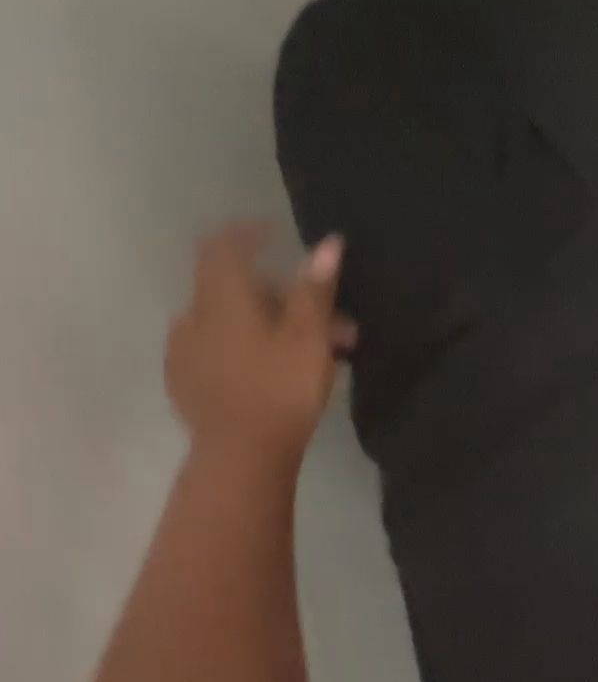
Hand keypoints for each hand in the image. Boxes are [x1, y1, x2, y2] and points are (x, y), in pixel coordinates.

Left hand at [165, 224, 357, 461]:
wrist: (242, 449)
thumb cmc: (282, 387)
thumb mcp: (309, 337)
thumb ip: (315, 290)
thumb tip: (327, 244)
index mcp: (222, 300)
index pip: (224, 249)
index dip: (247, 234)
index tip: (275, 232)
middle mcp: (195, 315)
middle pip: (236, 288)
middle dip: (282, 295)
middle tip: (329, 319)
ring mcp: (185, 348)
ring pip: (231, 320)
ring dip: (270, 323)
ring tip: (312, 350)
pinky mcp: (187, 377)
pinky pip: (220, 346)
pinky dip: (249, 344)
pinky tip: (274, 368)